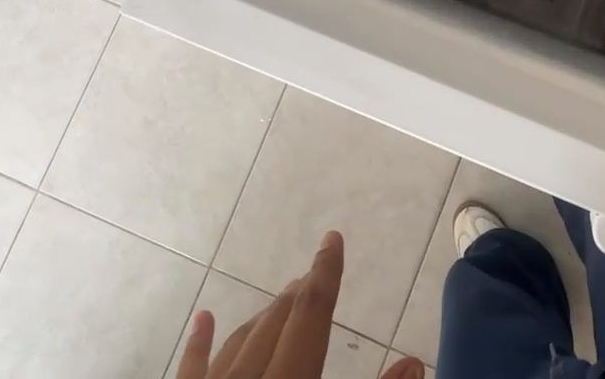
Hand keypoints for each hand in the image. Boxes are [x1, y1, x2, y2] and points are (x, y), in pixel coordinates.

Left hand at [174, 230, 424, 378]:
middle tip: (315, 275)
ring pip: (238, 341)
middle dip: (299, 296)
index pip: (310, 316)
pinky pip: (190, 369)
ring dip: (264, 316)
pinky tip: (203, 318)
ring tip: (283, 299)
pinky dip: (199, 342)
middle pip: (276, 323)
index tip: (332, 239)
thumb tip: (414, 363)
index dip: (325, 274)